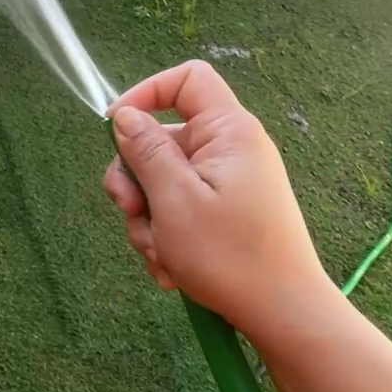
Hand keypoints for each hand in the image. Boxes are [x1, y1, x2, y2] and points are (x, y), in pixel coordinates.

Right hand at [101, 60, 340, 343]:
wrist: (279, 311)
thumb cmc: (228, 254)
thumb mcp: (174, 199)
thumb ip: (146, 151)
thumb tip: (123, 117)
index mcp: (228, 133)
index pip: (186, 80)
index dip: (145, 93)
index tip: (112, 129)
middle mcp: (228, 150)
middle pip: (159, 141)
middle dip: (135, 181)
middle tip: (135, 215)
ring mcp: (225, 182)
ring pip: (160, 182)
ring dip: (147, 220)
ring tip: (161, 253)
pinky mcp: (221, 211)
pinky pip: (175, 209)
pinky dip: (164, 235)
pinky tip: (171, 265)